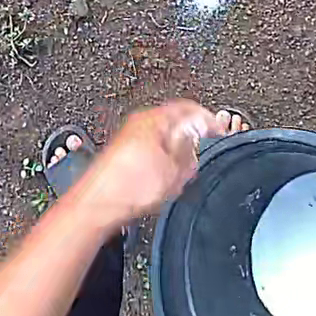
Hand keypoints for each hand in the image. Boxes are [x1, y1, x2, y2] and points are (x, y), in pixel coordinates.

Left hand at [63, 100, 220, 231]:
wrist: (96, 206)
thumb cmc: (126, 188)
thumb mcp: (175, 171)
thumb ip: (191, 153)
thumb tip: (197, 143)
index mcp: (155, 119)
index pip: (191, 109)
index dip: (210, 122)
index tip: (219, 133)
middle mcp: (140, 123)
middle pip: (176, 122)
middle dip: (192, 137)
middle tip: (204, 151)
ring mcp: (129, 137)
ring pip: (163, 137)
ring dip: (177, 150)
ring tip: (183, 170)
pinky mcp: (122, 153)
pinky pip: (151, 150)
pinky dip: (162, 159)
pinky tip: (163, 178)